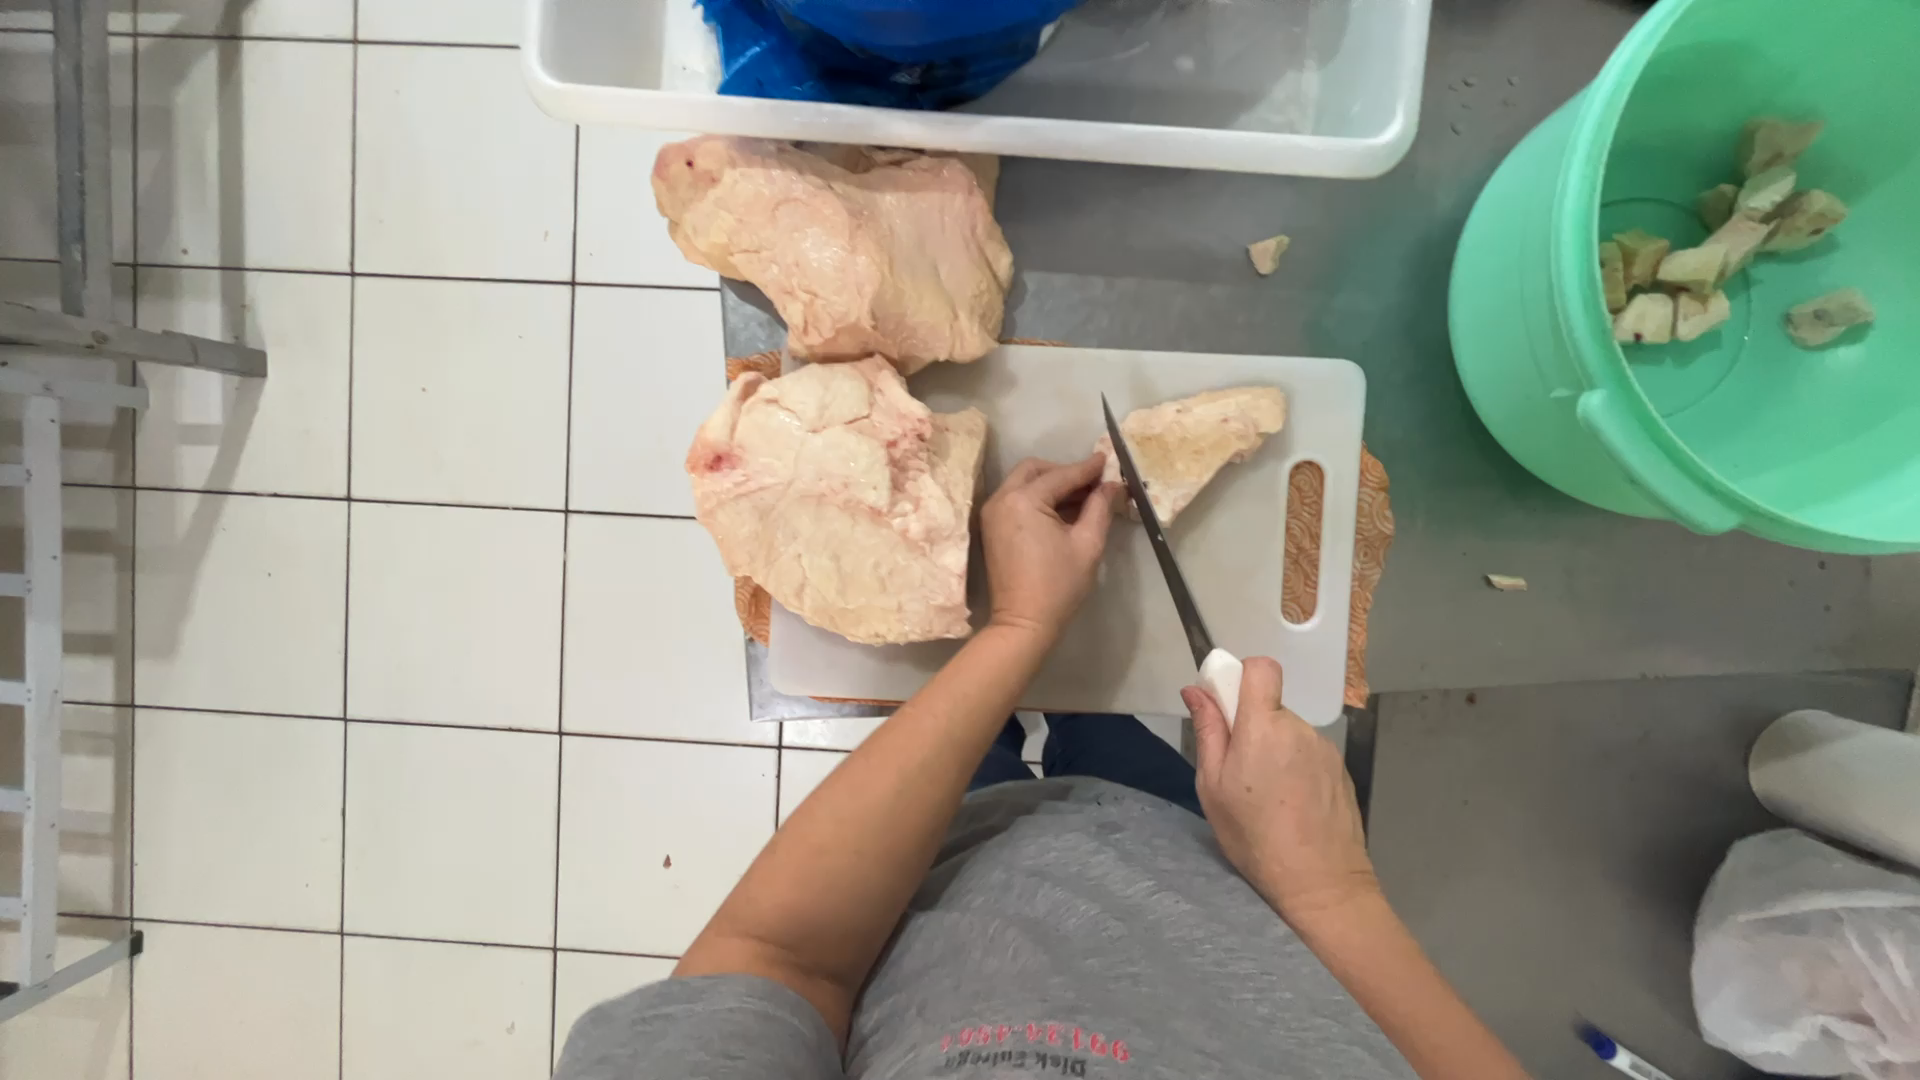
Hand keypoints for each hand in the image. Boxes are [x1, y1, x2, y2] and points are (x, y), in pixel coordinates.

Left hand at [980, 454, 1121, 641]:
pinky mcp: (991, 527)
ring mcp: (992, 513)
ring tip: (1082, 498)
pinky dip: (1037, 498)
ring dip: (1050, 484)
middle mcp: (1001, 499)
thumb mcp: (1087, 544)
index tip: (1107, 461)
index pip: (1061, 475)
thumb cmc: (1059, 585)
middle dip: (1063, 472)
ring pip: (1023, 483)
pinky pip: (1015, 499)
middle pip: (1034, 470)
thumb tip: (1111, 484)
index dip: (1087, 468)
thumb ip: (1100, 507)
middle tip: (1092, 483)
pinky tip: (1061, 511)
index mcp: (1023, 500)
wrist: (1023, 623)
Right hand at [1183, 657, 1378, 918]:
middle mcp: (1299, 728)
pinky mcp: (1341, 771)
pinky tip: (1291, 804)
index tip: (1227, 704)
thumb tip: (1195, 690)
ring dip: (1274, 748)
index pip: (1261, 668)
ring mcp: (1325, 749)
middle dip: (1251, 725)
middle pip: (1270, 705)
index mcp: (1264, 727)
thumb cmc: (1254, 836)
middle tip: (1238, 769)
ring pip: (1288, 731)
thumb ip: (1207, 731)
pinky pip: (1308, 753)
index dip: (1242, 675)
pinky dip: (1295, 767)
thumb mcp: (1212, 786)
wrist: (1322, 885)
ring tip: (1267, 794)